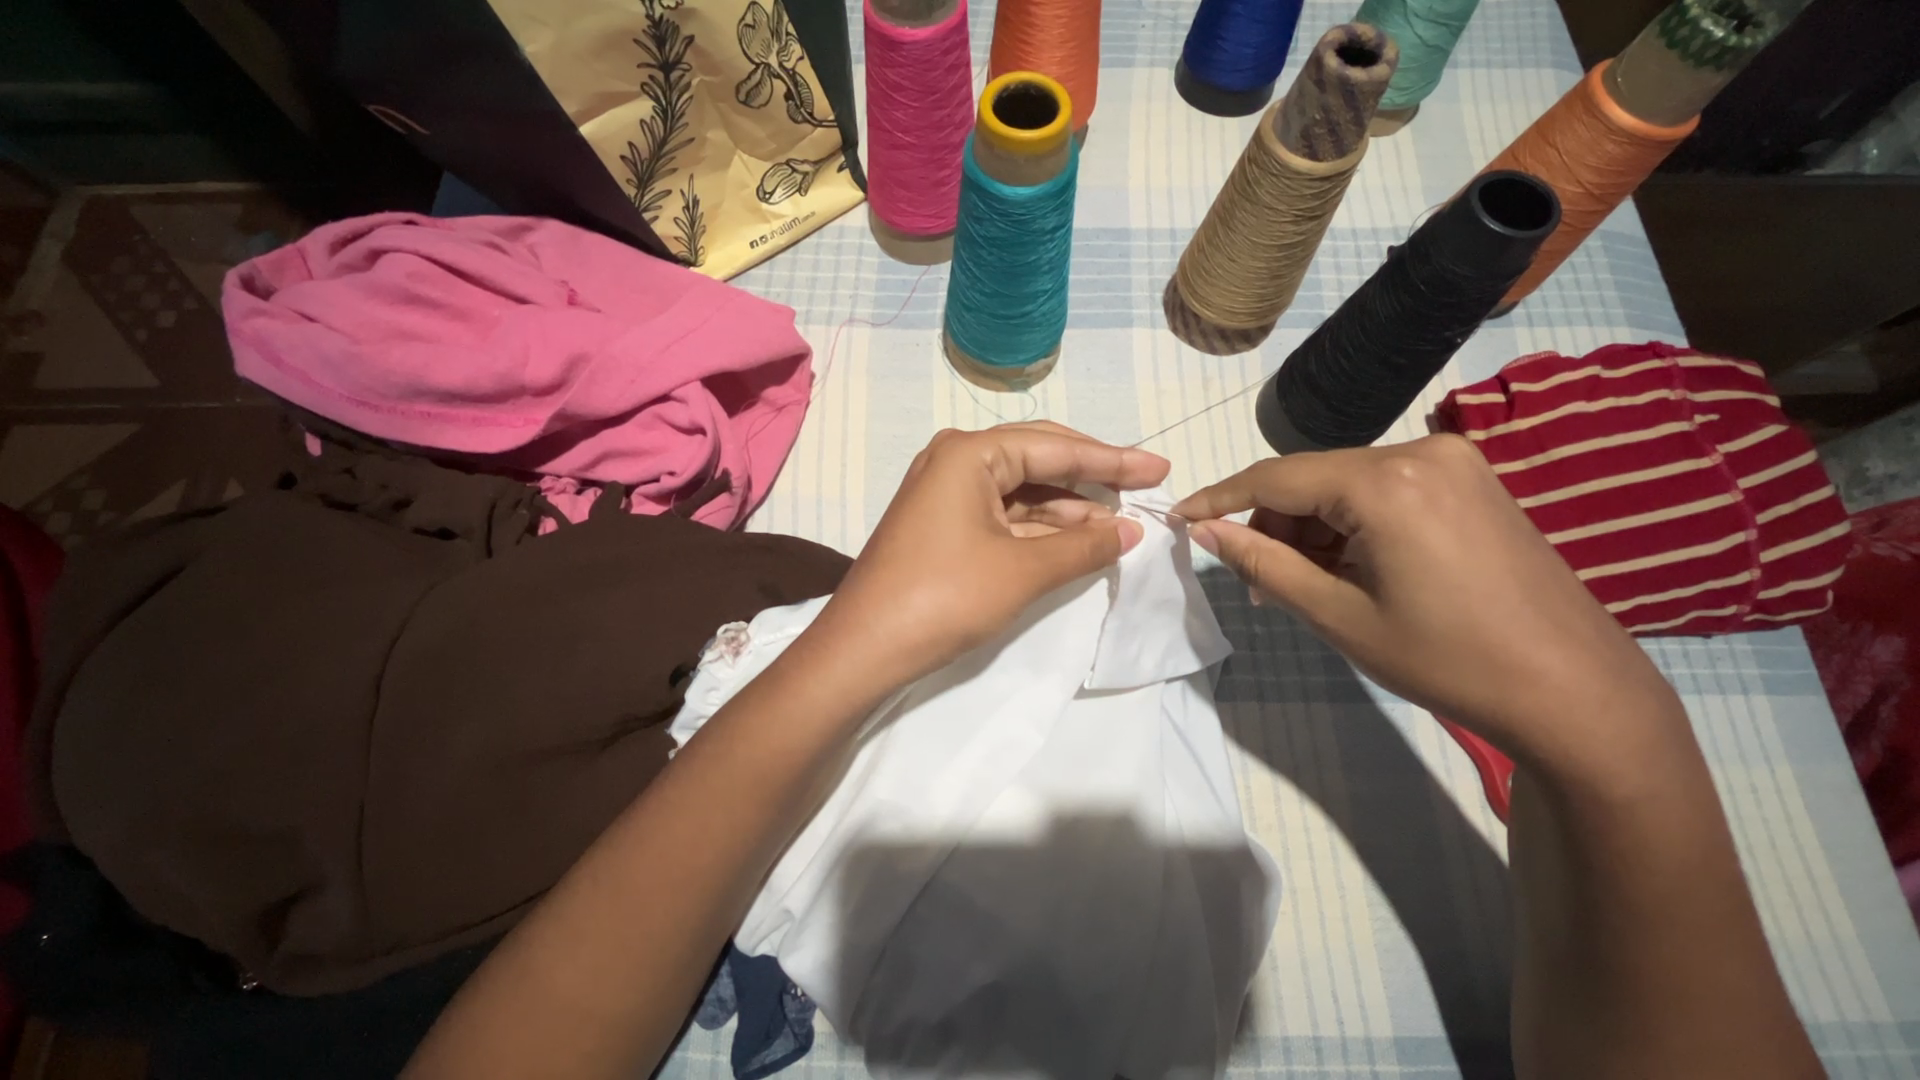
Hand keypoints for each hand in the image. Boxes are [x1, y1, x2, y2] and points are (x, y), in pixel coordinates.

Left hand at [811, 422, 1168, 687]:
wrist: (865, 648)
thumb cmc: (944, 597)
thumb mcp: (1024, 571)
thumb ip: (1084, 546)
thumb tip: (1129, 532)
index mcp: (970, 453)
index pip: (1056, 447)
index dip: (1113, 459)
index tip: (1160, 469)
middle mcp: (955, 460)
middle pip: (1038, 458)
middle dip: (1092, 475)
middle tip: (1145, 485)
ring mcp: (945, 494)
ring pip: (1022, 490)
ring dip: (1068, 507)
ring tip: (1118, 523)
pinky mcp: (942, 526)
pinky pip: (1003, 515)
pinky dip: (1041, 528)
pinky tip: (1077, 540)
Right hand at [1173, 435, 1685, 771]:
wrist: (1572, 690)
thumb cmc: (1447, 659)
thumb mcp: (1339, 616)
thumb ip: (1264, 563)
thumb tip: (1207, 531)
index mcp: (1387, 482)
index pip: (1276, 477)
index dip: (1221, 499)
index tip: (1181, 520)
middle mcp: (1421, 453)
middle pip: (1313, 478)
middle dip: (1276, 526)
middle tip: (1263, 586)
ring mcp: (1455, 464)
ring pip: (1348, 485)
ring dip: (1315, 528)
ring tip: (1311, 588)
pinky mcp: (1474, 483)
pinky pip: (1386, 491)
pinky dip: (1355, 525)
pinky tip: (1355, 570)